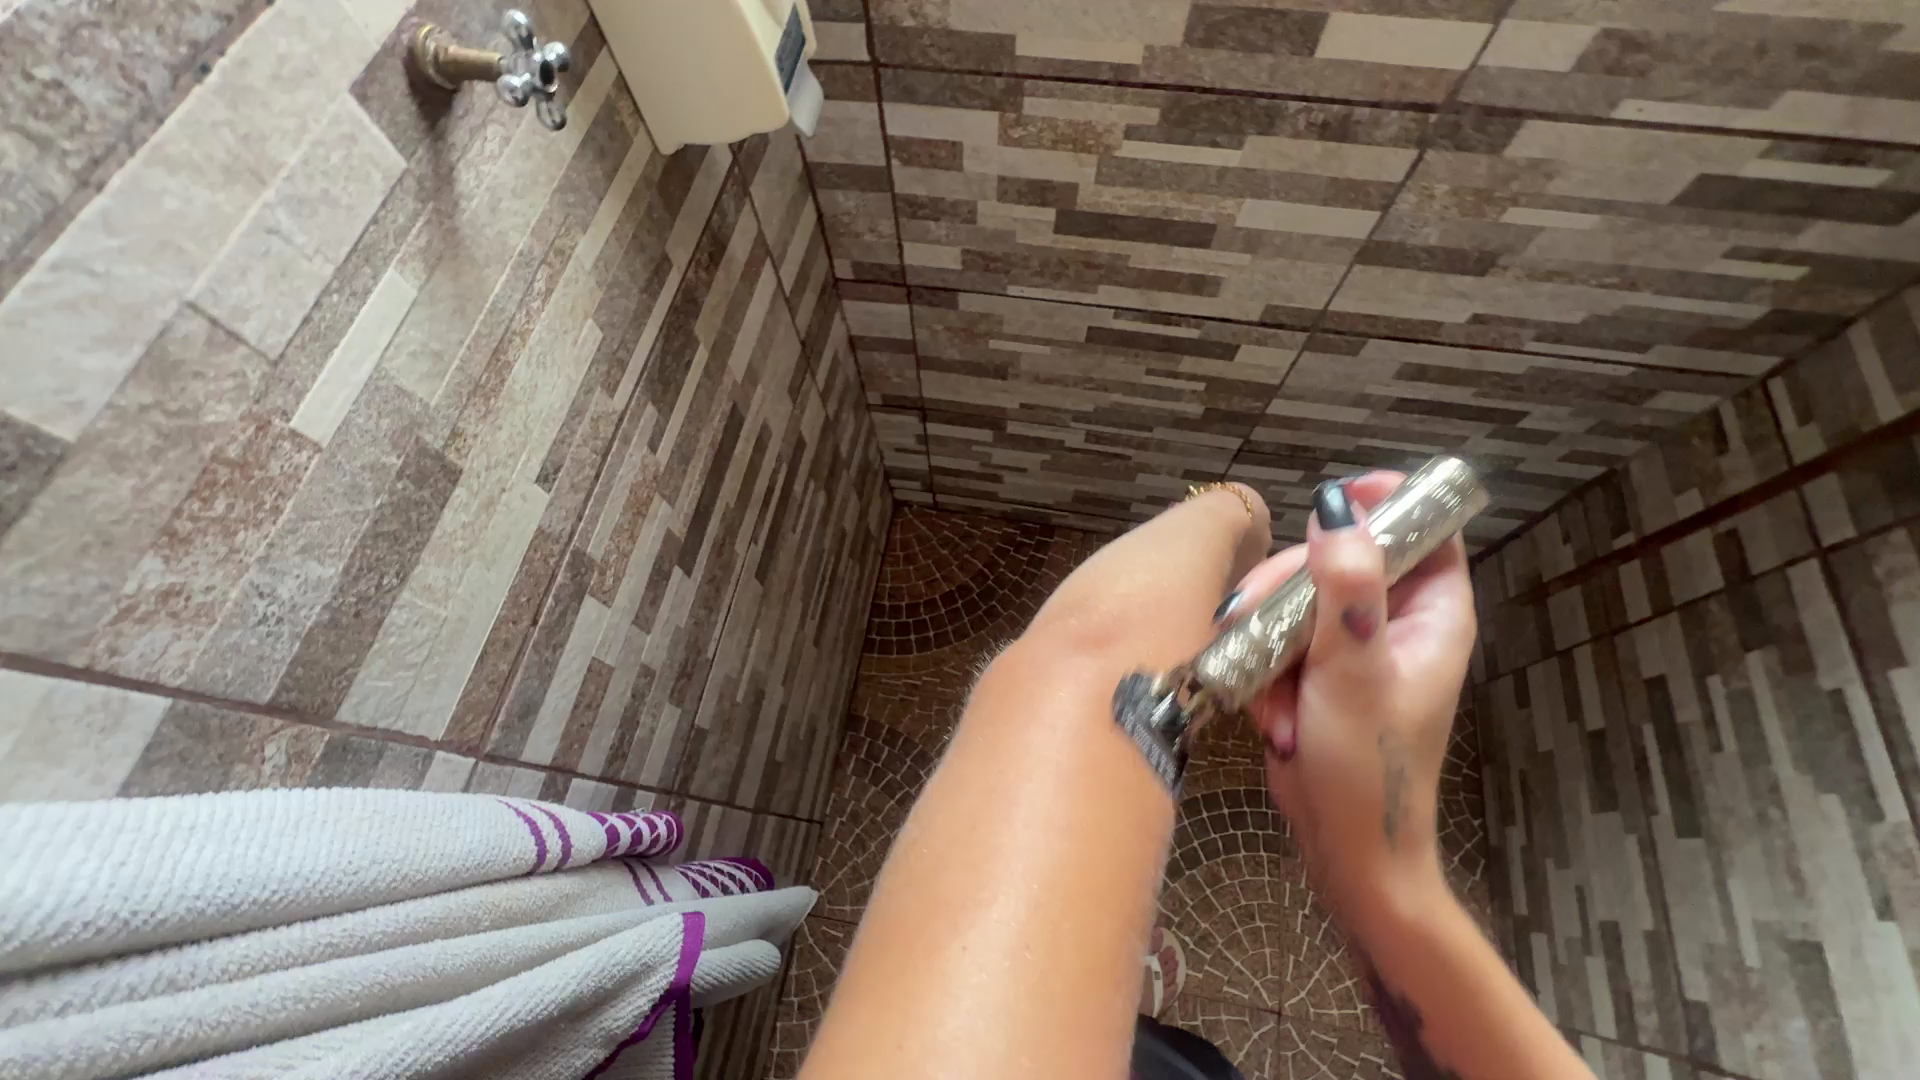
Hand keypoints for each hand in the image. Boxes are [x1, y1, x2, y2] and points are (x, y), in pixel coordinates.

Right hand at [1230, 472, 1476, 932]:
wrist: (1342, 847)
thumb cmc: (1366, 769)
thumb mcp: (1353, 674)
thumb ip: (1346, 592)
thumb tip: (1338, 511)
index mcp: (1431, 615)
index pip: (1424, 530)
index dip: (1386, 502)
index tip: (1332, 497)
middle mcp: (1392, 622)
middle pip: (1333, 559)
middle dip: (1284, 590)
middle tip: (1251, 618)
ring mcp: (1348, 647)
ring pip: (1293, 600)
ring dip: (1266, 641)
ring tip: (1272, 697)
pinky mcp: (1313, 671)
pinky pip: (1275, 640)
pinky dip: (1263, 671)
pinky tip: (1272, 714)